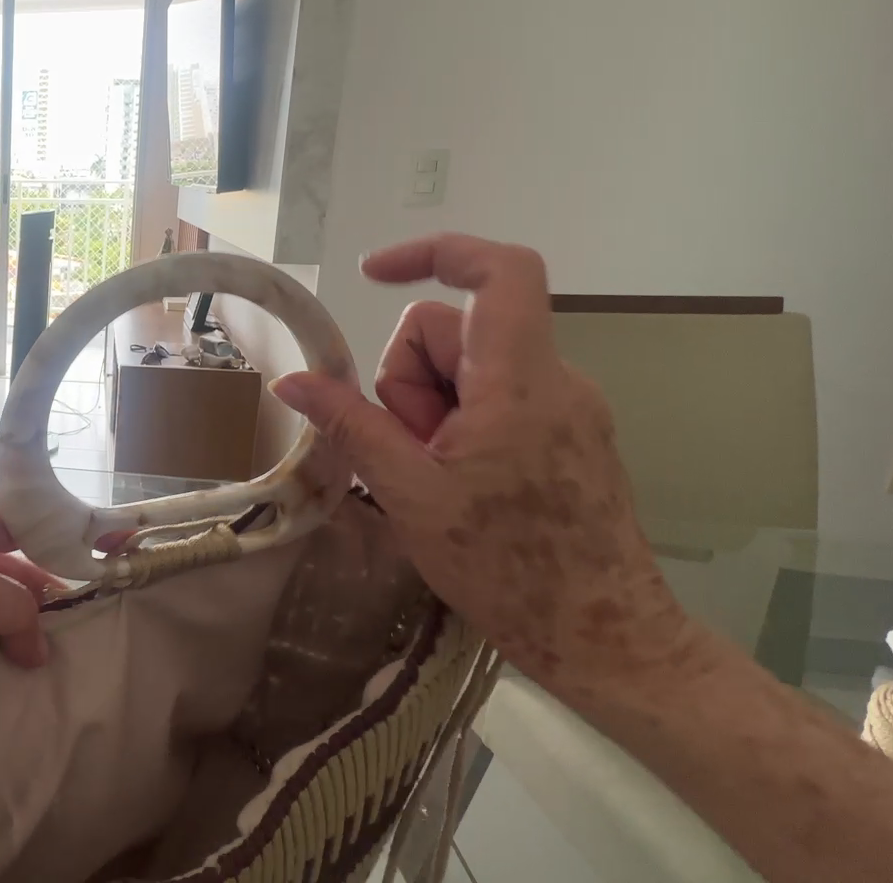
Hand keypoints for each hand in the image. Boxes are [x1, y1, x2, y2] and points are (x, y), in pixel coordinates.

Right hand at [268, 234, 704, 700]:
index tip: (372, 274)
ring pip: (461, 368)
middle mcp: (551, 379)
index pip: (500, 274)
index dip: (436, 254)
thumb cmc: (506, 566)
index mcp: (520, 383)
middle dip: (407, 378)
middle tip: (409, 448)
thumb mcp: (408, 492)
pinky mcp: (561, 433)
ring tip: (432, 473)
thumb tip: (291, 381)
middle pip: (450, 331)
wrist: (601, 637)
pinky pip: (487, 397)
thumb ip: (349, 425)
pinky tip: (451, 478)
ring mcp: (560, 407)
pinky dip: (451, 423)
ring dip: (425, 408)